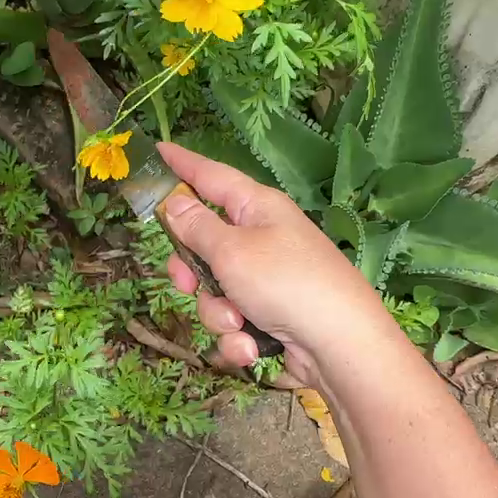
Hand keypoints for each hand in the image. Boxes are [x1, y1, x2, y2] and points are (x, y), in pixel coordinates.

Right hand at [157, 142, 395, 390]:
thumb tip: (175, 201)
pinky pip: (234, 321)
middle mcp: (262, 238)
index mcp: (257, 207)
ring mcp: (266, 279)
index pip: (211, 176)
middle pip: (204, 243)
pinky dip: (238, 337)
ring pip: (215, 290)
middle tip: (186, 284)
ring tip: (238, 324)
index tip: (158, 150)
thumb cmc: (285, 283)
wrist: (338, 345)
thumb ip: (196, 227)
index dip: (182, 164)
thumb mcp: (231, 250)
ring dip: (218, 313)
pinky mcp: (269, 315)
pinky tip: (253, 347)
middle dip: (192, 271)